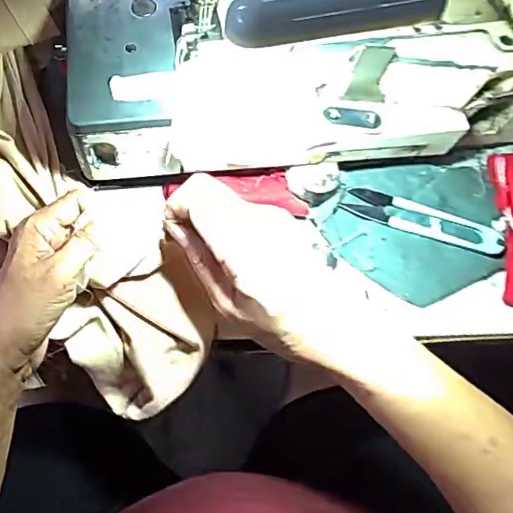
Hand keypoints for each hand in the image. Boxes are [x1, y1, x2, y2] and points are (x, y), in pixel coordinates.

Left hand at [0, 189, 98, 382]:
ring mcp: (43, 256)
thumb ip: (82, 243)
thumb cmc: (26, 309)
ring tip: (101, 263)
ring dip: (90, 250)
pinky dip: (84, 266)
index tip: (114, 222)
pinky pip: (73, 260)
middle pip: (76, 218)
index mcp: (37, 227)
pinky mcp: (48, 275)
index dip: (95, 208)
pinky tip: (91, 276)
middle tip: (111, 246)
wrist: (7, 348)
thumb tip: (99, 223)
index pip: (73, 200)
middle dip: (95, 229)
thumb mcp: (60, 272)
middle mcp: (39, 236)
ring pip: (76, 241)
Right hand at [164, 174, 389, 370]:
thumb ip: (198, 260)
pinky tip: (232, 249)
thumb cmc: (288, 326)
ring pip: (221, 192)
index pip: (193, 194)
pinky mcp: (281, 217)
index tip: (173, 232)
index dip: (174, 209)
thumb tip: (178, 232)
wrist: (339, 328)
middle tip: (184, 236)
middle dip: (186, 206)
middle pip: (205, 184)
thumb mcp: (227, 304)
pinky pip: (240, 204)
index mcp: (242, 241)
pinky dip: (224, 217)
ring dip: (206, 211)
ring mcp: (273, 214)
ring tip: (209, 248)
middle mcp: (259, 217)